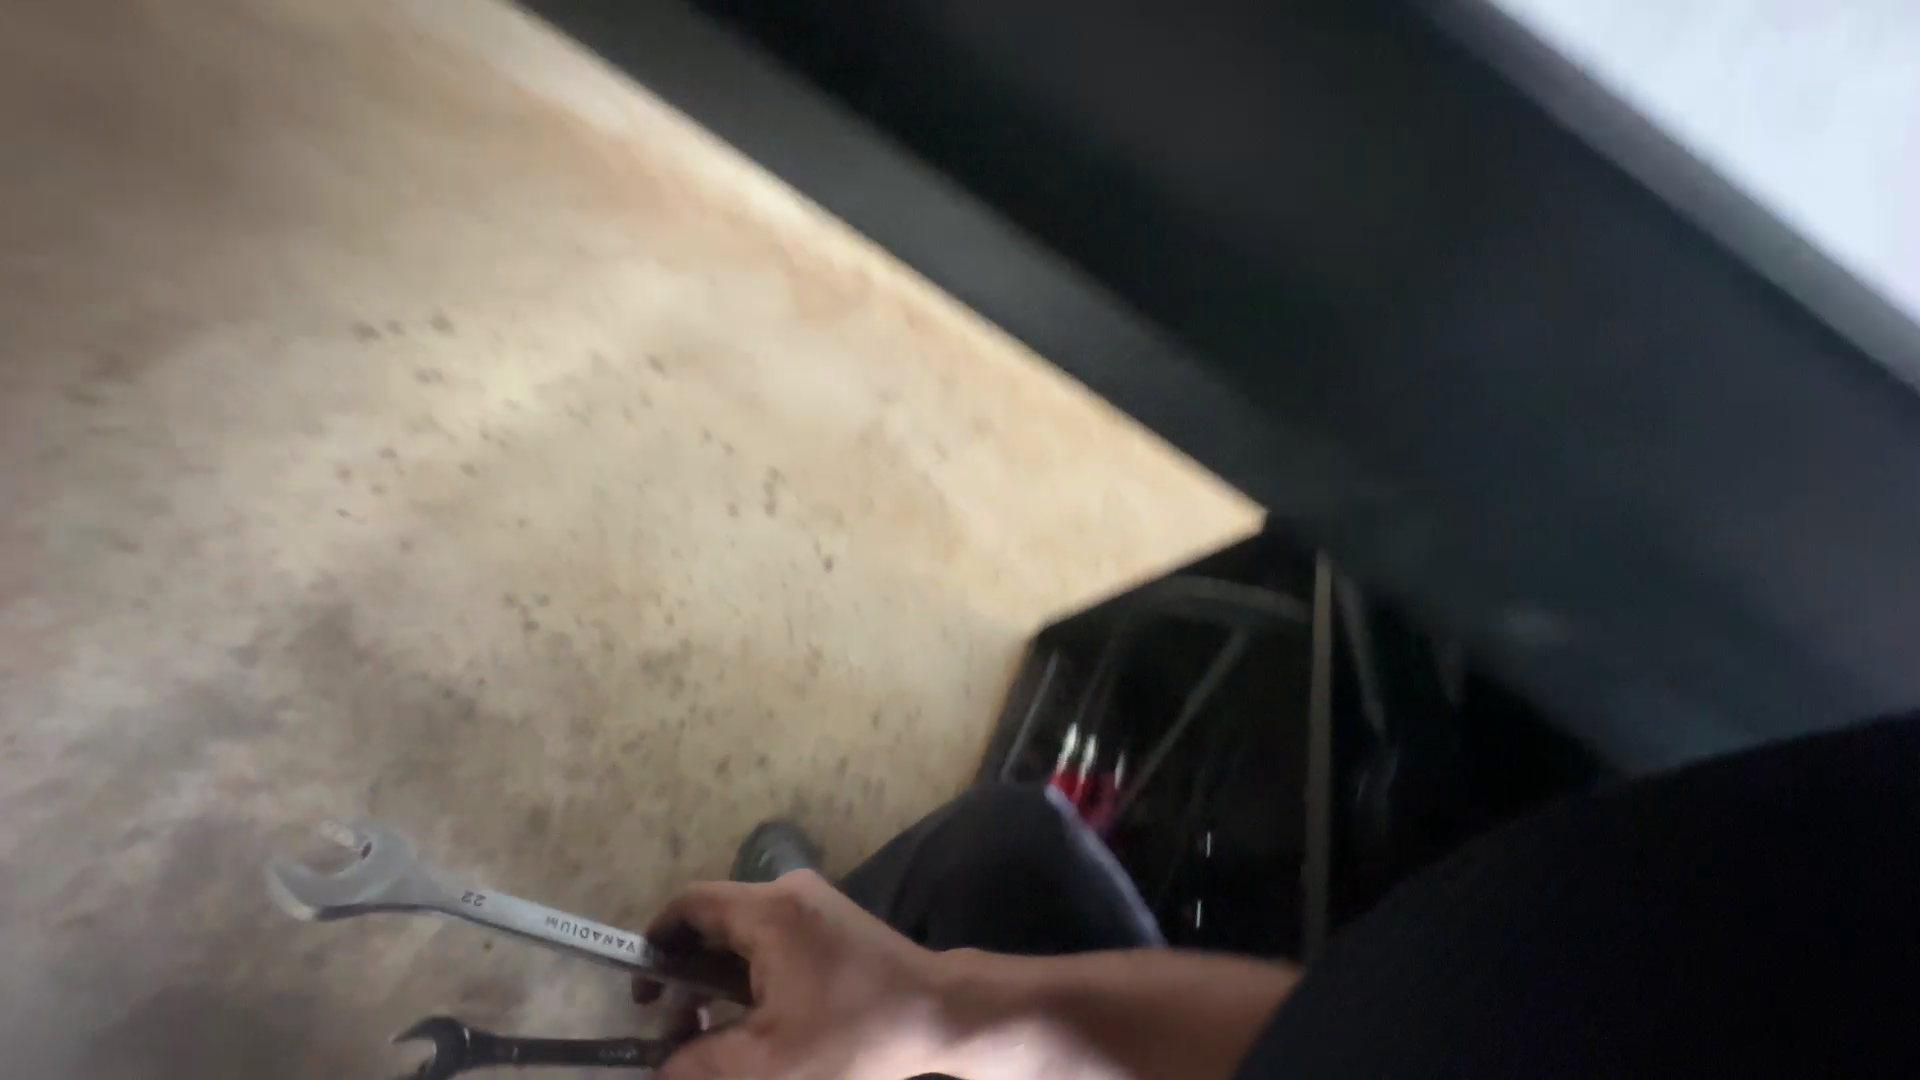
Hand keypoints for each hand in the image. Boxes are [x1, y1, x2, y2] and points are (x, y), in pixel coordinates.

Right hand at [637, 870, 948, 1079]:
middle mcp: (789, 893)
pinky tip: (753, 1020)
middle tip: (673, 1030)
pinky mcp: (830, 920)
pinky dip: (750, 973)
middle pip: (716, 920)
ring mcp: (813, 903)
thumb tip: (657, 1069)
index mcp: (770, 912)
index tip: (642, 993)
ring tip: (709, 1035)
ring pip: (744, 933)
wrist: (937, 1011)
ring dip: (718, 979)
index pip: (691, 904)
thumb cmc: (854, 1034)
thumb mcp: (770, 1064)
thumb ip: (700, 1066)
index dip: (655, 941)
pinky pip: (772, 938)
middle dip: (686, 973)